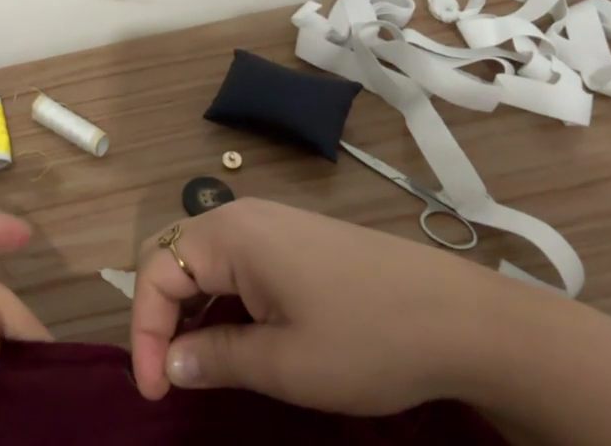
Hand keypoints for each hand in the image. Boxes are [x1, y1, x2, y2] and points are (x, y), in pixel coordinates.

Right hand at [130, 197, 510, 412]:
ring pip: (203, 259)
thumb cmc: (370, 341)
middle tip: (168, 371)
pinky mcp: (295, 238)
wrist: (467, 319)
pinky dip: (222, 299)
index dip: (144, 331)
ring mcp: (271, 224)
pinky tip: (240, 337)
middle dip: (158, 312)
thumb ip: (216, 359)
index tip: (154, 392)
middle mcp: (242, 217)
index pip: (156, 272)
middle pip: (171, 254)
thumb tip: (171, 364)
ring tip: (200, 362)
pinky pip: (236, 262)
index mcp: (230, 235)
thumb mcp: (287, 365)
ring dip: (190, 308)